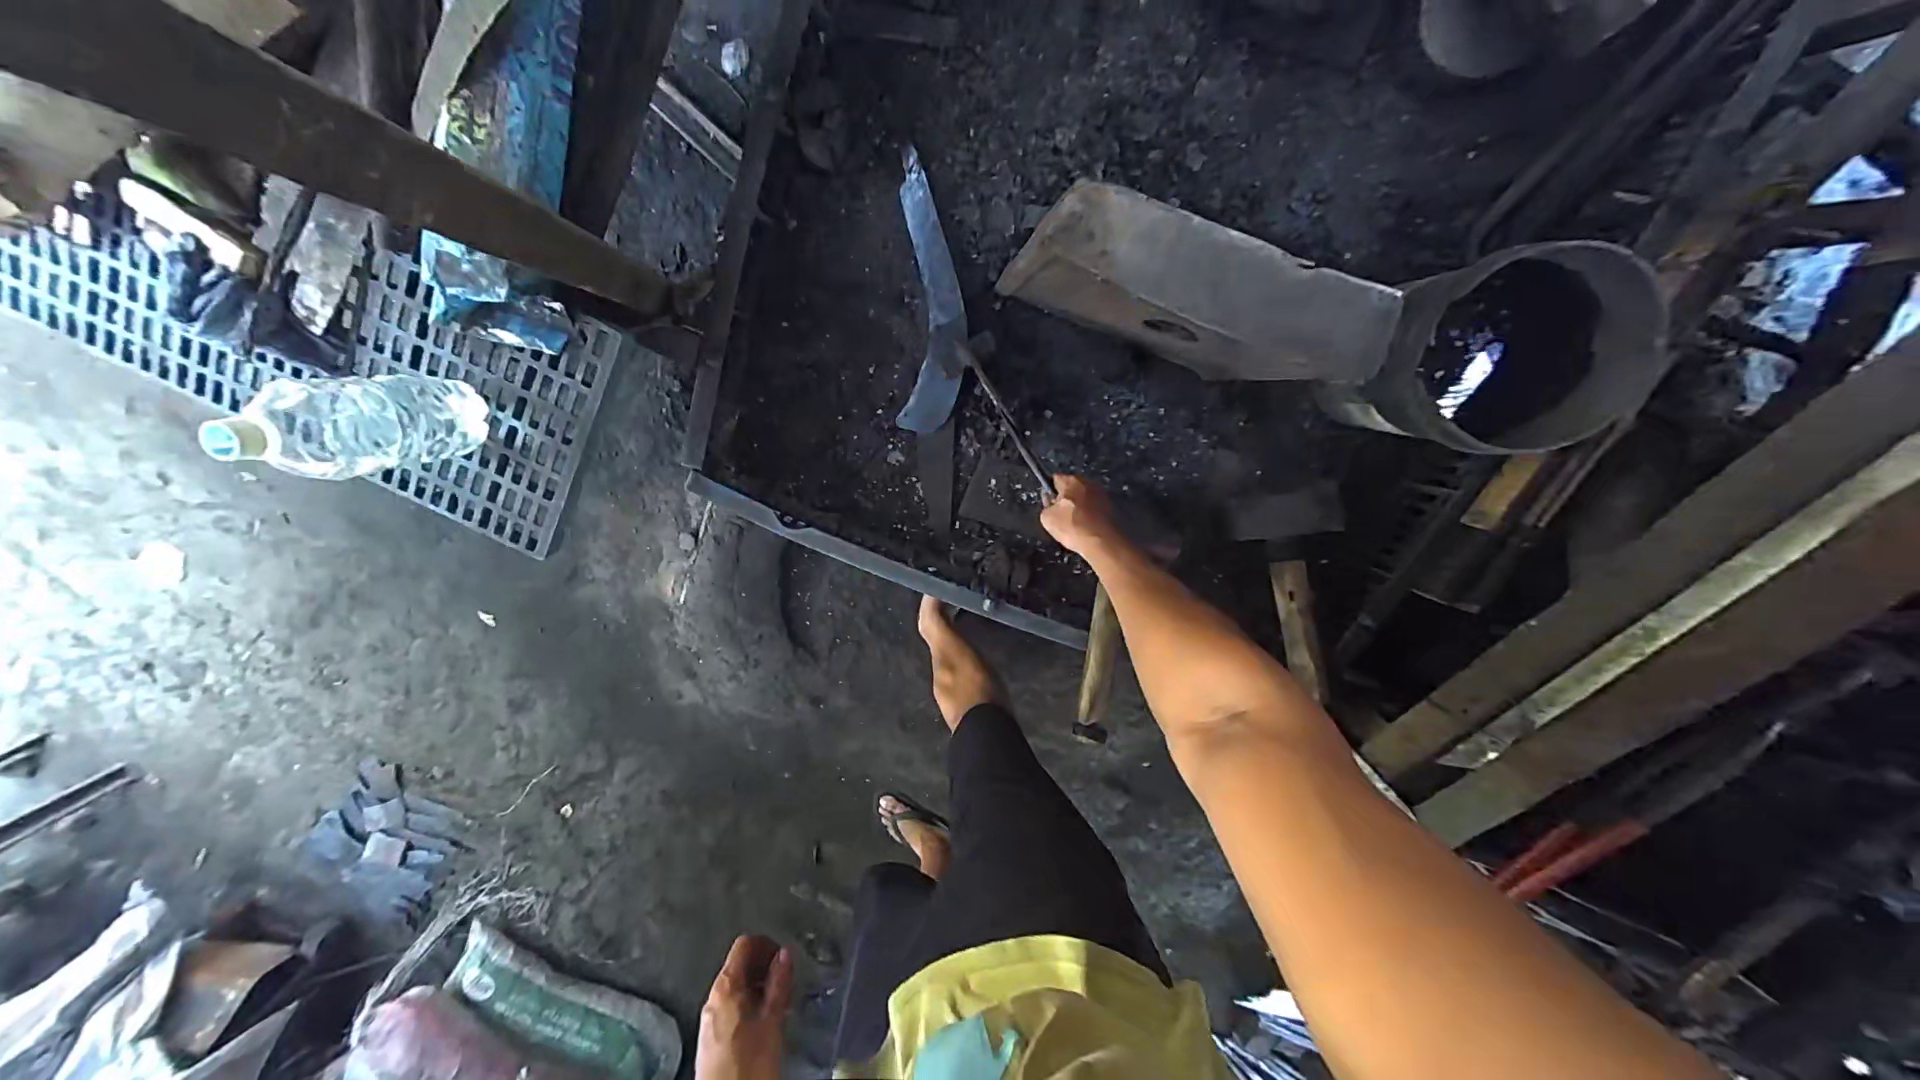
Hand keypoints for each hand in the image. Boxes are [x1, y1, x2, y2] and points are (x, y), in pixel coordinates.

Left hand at [696, 935, 793, 1079]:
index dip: (766, 945)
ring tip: (780, 1004)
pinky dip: (749, 1005)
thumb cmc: (749, 1061)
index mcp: (725, 986)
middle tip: (786, 983)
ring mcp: (709, 1018)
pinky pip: (731, 1007)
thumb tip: (784, 954)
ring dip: (759, 988)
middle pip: (740, 965)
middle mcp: (713, 997)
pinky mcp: (711, 1037)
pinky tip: (764, 1024)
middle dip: (764, 968)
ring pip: (737, 988)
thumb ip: (779, 983)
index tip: (784, 959)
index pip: (744, 945)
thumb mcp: (772, 1020)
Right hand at [1040, 474, 1119, 556]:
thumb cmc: (1074, 528)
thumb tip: (1051, 503)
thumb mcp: (1047, 519)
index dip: (1050, 491)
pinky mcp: (1114, 507)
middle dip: (1067, 500)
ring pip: (1086, 499)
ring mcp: (1104, 494)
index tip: (1050, 505)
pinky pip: (1097, 509)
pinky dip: (1092, 516)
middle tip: (1062, 518)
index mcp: (1072, 481)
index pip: (1055, 479)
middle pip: (1072, 488)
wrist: (1105, 543)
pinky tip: (1090, 529)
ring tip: (1078, 526)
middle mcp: (1089, 482)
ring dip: (1081, 508)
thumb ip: (1046, 506)